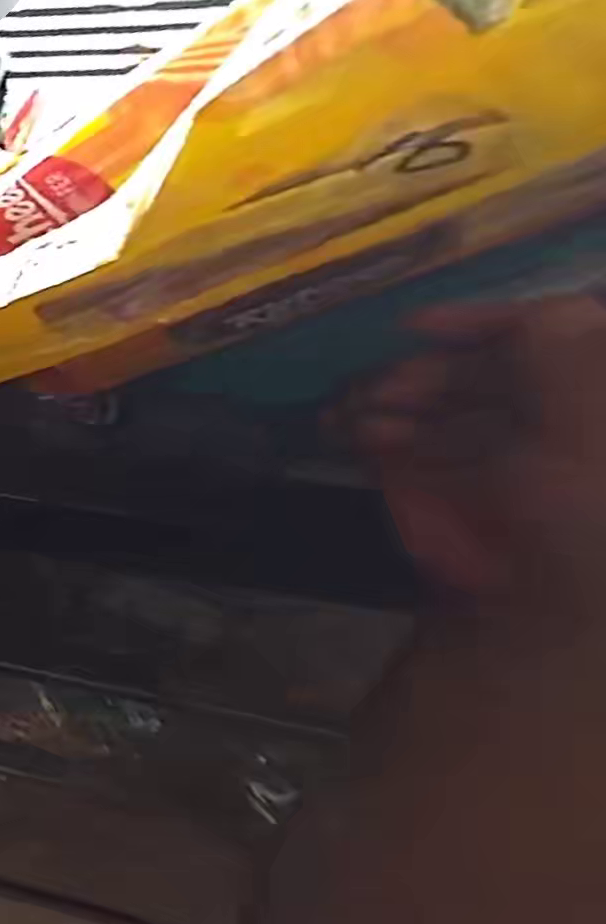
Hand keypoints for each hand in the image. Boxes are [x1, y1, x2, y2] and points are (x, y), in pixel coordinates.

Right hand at [349, 295, 605, 621]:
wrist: (543, 614)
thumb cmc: (596, 527)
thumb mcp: (598, 444)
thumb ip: (579, 371)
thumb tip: (544, 309)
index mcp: (589, 400)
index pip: (556, 336)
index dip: (499, 321)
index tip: (425, 324)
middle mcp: (543, 412)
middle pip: (480, 363)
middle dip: (428, 370)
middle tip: (392, 390)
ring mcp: (477, 443)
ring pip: (420, 393)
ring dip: (382, 397)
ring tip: (364, 421)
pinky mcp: (420, 469)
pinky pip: (379, 428)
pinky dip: (353, 422)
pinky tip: (343, 429)